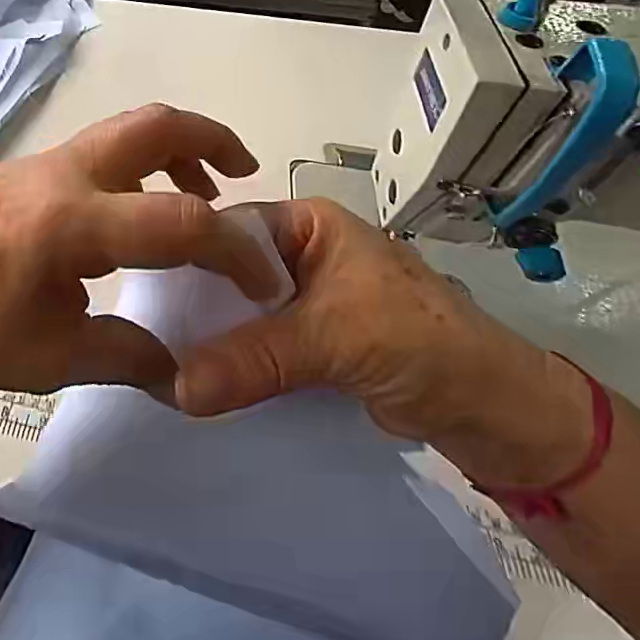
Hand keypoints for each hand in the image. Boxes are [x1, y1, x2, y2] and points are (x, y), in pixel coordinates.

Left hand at [0, 104, 288, 420]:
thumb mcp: (51, 357)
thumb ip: (127, 354)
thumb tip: (176, 365)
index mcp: (72, 220)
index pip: (181, 223)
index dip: (236, 251)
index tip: (262, 282)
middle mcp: (58, 175)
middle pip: (151, 125)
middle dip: (209, 139)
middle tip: (241, 176)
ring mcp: (33, 169)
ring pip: (118, 135)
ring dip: (166, 156)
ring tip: (193, 199)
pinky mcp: (15, 179)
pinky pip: (88, 158)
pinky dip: (128, 173)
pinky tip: (124, 225)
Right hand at [174, 198, 594, 487]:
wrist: (500, 416)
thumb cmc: (426, 344)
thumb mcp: (335, 339)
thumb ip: (255, 357)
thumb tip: (176, 387)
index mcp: (303, 223)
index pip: (222, 228)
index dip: (182, 258)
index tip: (139, 294)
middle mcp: (294, 252)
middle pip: (222, 271)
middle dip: (189, 305)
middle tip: (143, 333)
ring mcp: (297, 298)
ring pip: (233, 311)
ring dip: (207, 338)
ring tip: (159, 359)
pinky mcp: (301, 339)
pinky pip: (250, 343)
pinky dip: (229, 361)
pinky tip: (196, 376)